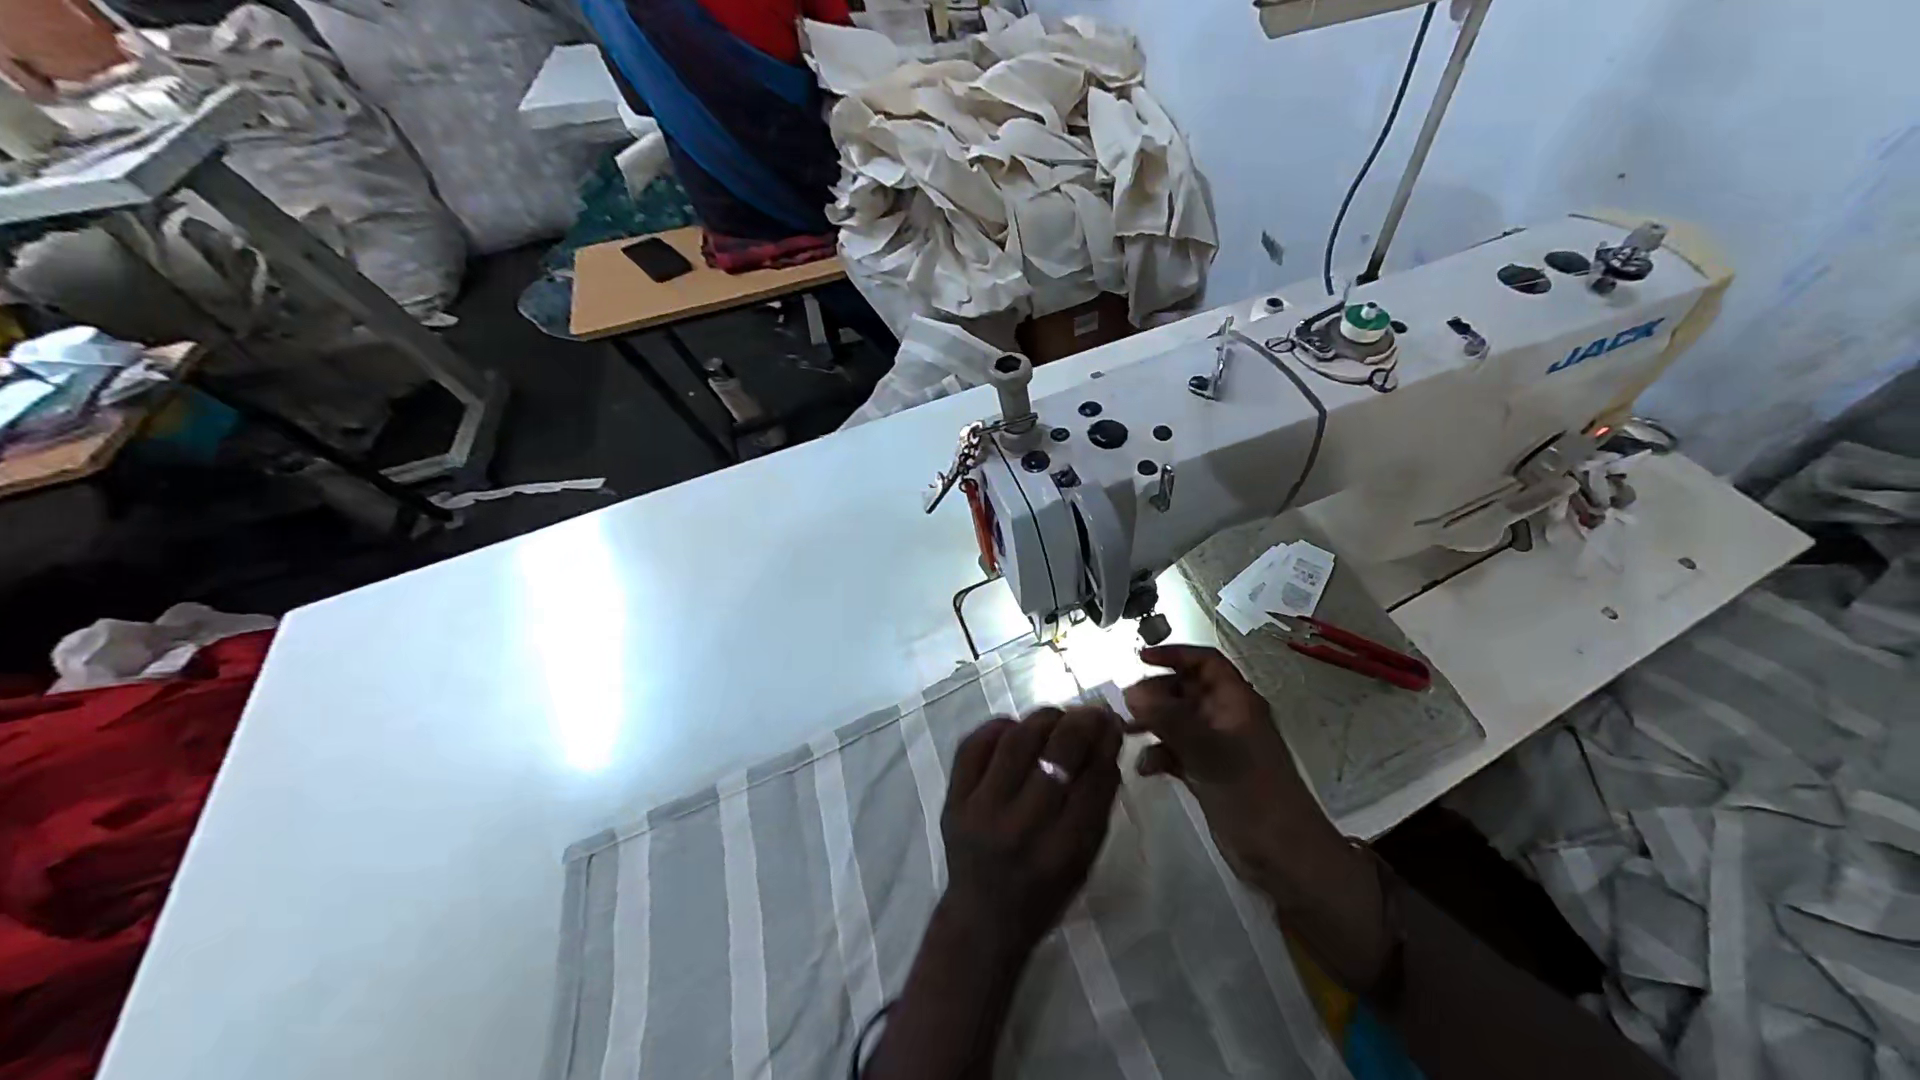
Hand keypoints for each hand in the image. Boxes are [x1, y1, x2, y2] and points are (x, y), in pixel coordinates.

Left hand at [940, 706, 1122, 950]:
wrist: (981, 919)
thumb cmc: (1043, 894)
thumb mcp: (1083, 862)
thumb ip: (1096, 807)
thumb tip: (1105, 743)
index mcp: (1062, 853)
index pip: (1093, 783)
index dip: (1107, 746)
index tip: (1114, 725)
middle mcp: (1020, 829)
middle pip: (1056, 758)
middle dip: (1081, 725)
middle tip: (1092, 712)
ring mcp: (980, 812)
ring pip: (1016, 743)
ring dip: (1043, 719)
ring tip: (1058, 716)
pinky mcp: (953, 800)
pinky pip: (974, 746)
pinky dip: (997, 728)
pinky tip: (1016, 727)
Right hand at [1123, 645, 1351, 903]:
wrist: (1283, 856)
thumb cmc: (1253, 794)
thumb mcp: (1209, 751)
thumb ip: (1168, 719)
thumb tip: (1131, 693)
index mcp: (1237, 702)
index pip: (1205, 662)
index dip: (1175, 654)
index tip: (1140, 658)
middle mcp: (1225, 718)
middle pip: (1185, 690)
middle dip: (1155, 694)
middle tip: (1126, 705)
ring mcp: (1216, 746)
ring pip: (1176, 721)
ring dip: (1151, 723)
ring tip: (1126, 732)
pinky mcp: (1206, 772)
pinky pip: (1175, 750)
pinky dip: (1158, 754)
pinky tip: (1146, 768)